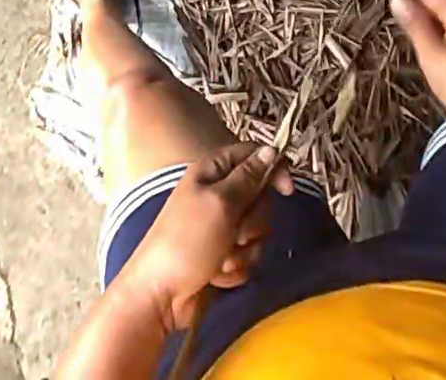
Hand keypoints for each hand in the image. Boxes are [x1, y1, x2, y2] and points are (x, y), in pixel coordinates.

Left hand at [120, 143, 292, 330]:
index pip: (254, 155)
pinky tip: (216, 274)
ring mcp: (221, 225)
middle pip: (260, 196)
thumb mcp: (221, 203)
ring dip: (243, 248)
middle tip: (234, 232)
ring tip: (220, 258)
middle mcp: (218, 193)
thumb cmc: (187, 241)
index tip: (287, 190)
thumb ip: (249, 176)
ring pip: (257, 230)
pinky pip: (248, 254)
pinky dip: (236, 266)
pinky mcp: (223, 253)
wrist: (159, 296)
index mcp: (213, 170)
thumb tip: (272, 149)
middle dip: (253, 221)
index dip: (273, 169)